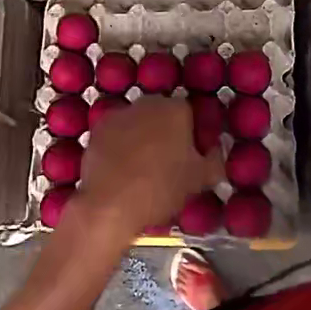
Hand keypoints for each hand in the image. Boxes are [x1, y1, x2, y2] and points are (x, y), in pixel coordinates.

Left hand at [75, 97, 224, 237]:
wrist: (109, 205)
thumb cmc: (161, 188)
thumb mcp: (200, 179)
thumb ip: (214, 161)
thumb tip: (215, 153)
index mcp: (174, 108)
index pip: (190, 114)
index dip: (194, 135)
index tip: (194, 156)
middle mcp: (144, 104)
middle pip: (162, 116)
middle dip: (167, 133)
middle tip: (172, 162)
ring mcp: (116, 116)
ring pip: (137, 125)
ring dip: (142, 139)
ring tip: (145, 169)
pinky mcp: (95, 132)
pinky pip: (116, 137)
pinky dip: (120, 148)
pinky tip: (123, 171)